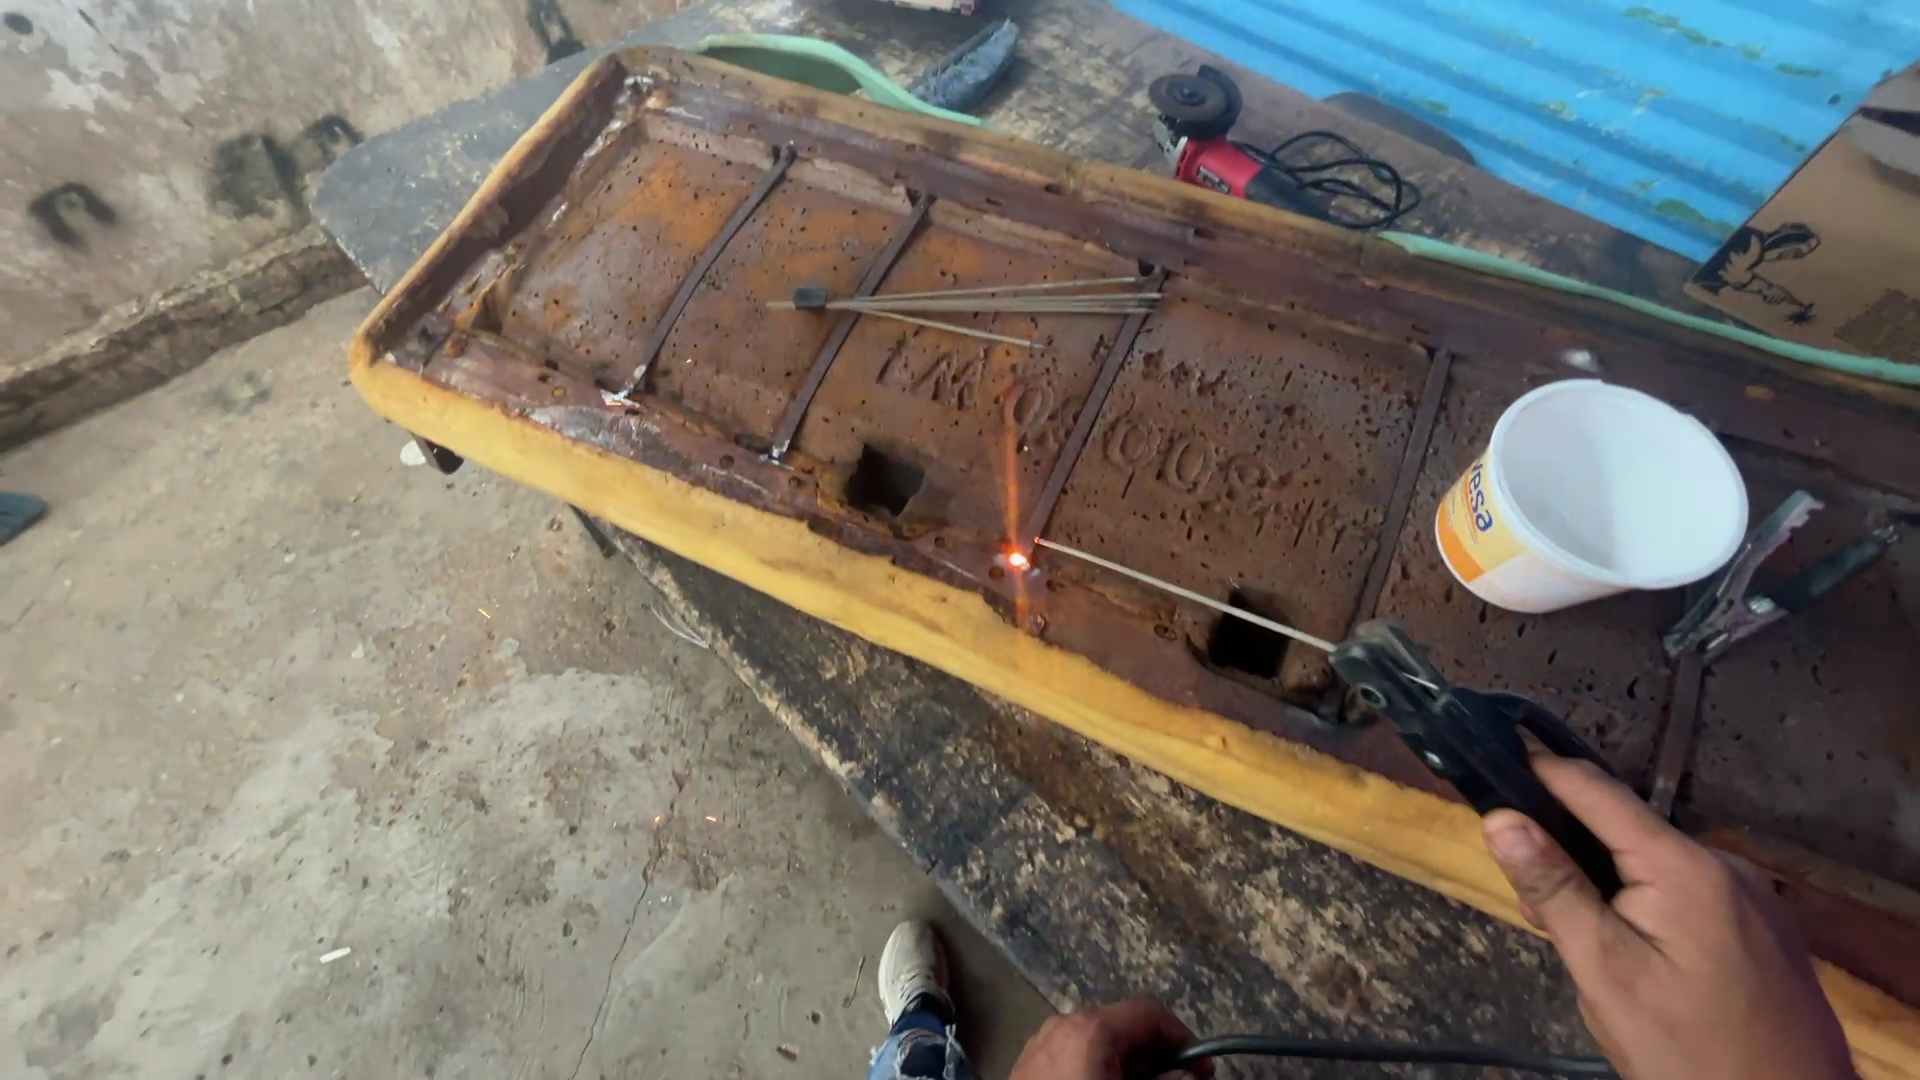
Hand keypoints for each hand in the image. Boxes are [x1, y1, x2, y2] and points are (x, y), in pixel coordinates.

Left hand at [1008, 998, 1211, 1079]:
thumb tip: (1188, 1076)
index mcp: (1093, 1028)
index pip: (1149, 1012)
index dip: (1182, 1038)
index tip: (1204, 1072)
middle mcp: (1066, 1022)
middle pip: (1123, 1026)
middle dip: (1154, 1056)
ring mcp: (1043, 1040)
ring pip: (1099, 1041)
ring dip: (1127, 1064)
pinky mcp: (1029, 1062)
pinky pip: (1074, 1054)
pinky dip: (1097, 1068)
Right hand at [1482, 757, 1856, 1079]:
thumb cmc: (1687, 1047)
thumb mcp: (1603, 966)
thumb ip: (1551, 885)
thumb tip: (1498, 816)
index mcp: (1686, 867)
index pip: (1592, 787)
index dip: (1534, 769)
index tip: (1483, 763)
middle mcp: (1725, 867)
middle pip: (1615, 827)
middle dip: (1560, 849)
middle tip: (1528, 902)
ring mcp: (1749, 898)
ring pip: (1643, 862)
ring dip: (1595, 881)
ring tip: (1575, 939)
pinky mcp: (1759, 928)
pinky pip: (1677, 890)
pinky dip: (1634, 902)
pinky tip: (1624, 950)